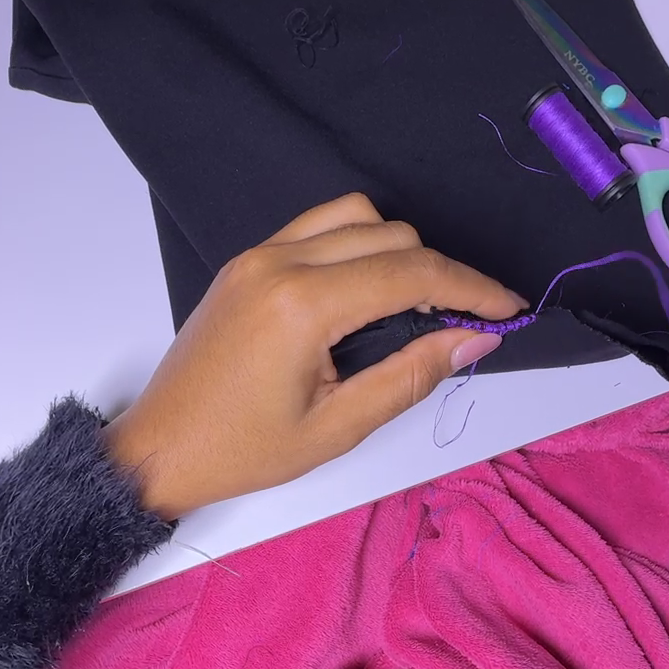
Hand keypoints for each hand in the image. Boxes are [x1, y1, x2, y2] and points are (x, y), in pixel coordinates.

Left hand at [106, 194, 523, 519]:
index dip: (471, 288)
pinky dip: (357, 246)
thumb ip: (409, 376)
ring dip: (399, 250)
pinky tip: (366, 290)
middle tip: (463, 321)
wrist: (159, 449)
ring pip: (355, 217)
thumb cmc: (242, 451)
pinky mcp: (246, 263)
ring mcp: (257, 255)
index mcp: (302, 305)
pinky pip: (317, 229)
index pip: (410, 273)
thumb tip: (474, 338)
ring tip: (417, 304)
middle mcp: (279, 261)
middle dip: (440, 271)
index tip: (508, 309)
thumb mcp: (336, 428)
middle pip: (390, 235)